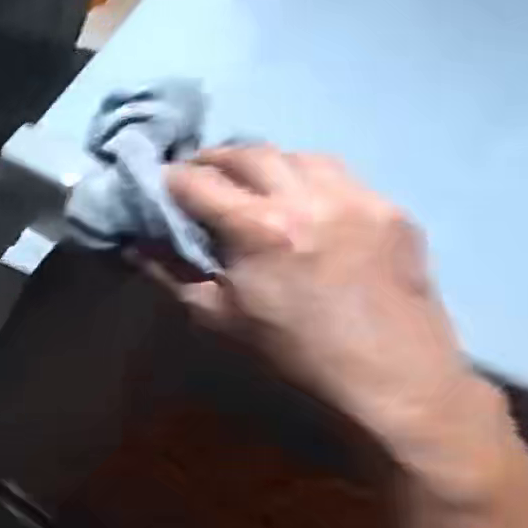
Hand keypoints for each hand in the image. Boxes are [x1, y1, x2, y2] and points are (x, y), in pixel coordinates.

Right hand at [158, 146, 485, 453]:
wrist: (390, 374)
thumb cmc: (287, 348)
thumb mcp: (212, 314)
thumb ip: (168, 271)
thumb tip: (135, 245)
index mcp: (260, 228)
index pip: (197, 182)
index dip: (166, 179)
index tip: (149, 184)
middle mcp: (311, 199)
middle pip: (250, 154)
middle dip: (211, 159)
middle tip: (189, 174)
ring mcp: (360, 199)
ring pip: (298, 155)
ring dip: (260, 162)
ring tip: (241, 182)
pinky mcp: (392, 209)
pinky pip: (338, 175)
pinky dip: (302, 177)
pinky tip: (291, 202)